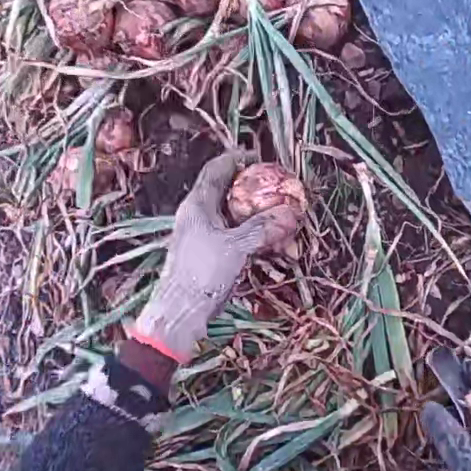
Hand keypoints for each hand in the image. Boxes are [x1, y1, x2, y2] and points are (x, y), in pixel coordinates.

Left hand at [130, 150, 285, 362]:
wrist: (180, 313)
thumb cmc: (200, 274)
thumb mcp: (235, 247)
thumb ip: (263, 228)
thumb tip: (290, 212)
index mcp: (198, 205)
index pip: (217, 170)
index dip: (238, 160)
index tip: (260, 158)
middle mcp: (199, 217)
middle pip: (231, 195)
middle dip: (258, 196)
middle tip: (281, 195)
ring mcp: (204, 237)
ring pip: (237, 221)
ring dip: (262, 224)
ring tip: (287, 231)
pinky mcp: (211, 257)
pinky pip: (238, 241)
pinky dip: (257, 242)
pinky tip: (275, 251)